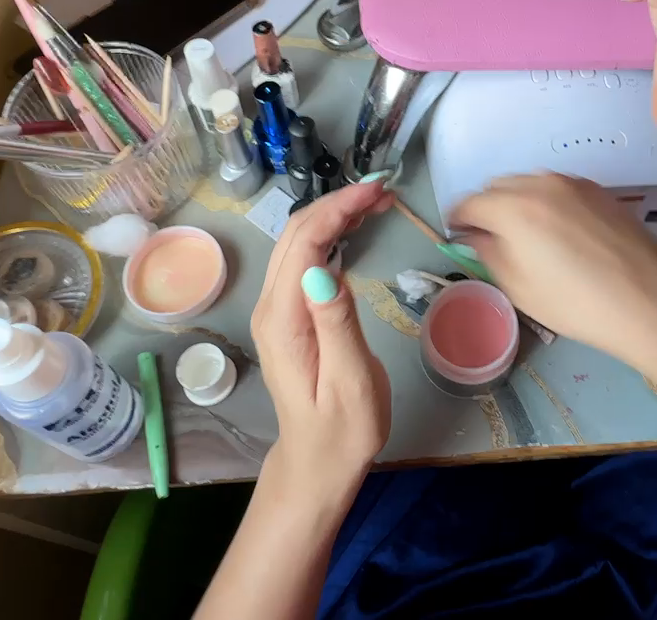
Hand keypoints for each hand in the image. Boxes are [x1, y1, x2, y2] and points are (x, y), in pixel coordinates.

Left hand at [250, 183, 395, 489]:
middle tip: (383, 190)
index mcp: (285, 318)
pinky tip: (356, 229)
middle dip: (337, 203)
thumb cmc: (342, 430)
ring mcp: (278, 308)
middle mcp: (272, 305)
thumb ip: (337, 323)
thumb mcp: (350, 380)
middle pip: (297, 233)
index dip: (339, 209)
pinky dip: (332, 234)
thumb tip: (325, 269)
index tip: (377, 192)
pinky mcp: (290, 313)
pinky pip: (306, 258)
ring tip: (377, 202)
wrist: (316, 465)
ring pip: (300, 241)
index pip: (306, 243)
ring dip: (335, 214)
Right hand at [448, 173, 656, 369]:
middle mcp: (539, 184)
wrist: (644, 298)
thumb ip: (488, 252)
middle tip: (490, 236)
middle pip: (497, 186)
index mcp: (513, 208)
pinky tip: (556, 228)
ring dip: (515, 200)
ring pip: (527, 182)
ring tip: (524, 232)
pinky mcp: (595, 188)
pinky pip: (555, 186)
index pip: (469, 203)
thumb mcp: (518, 286)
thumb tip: (475, 235)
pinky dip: (544, 199)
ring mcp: (570, 182)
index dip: (458, 219)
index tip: (457, 234)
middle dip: (486, 207)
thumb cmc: (575, 302)